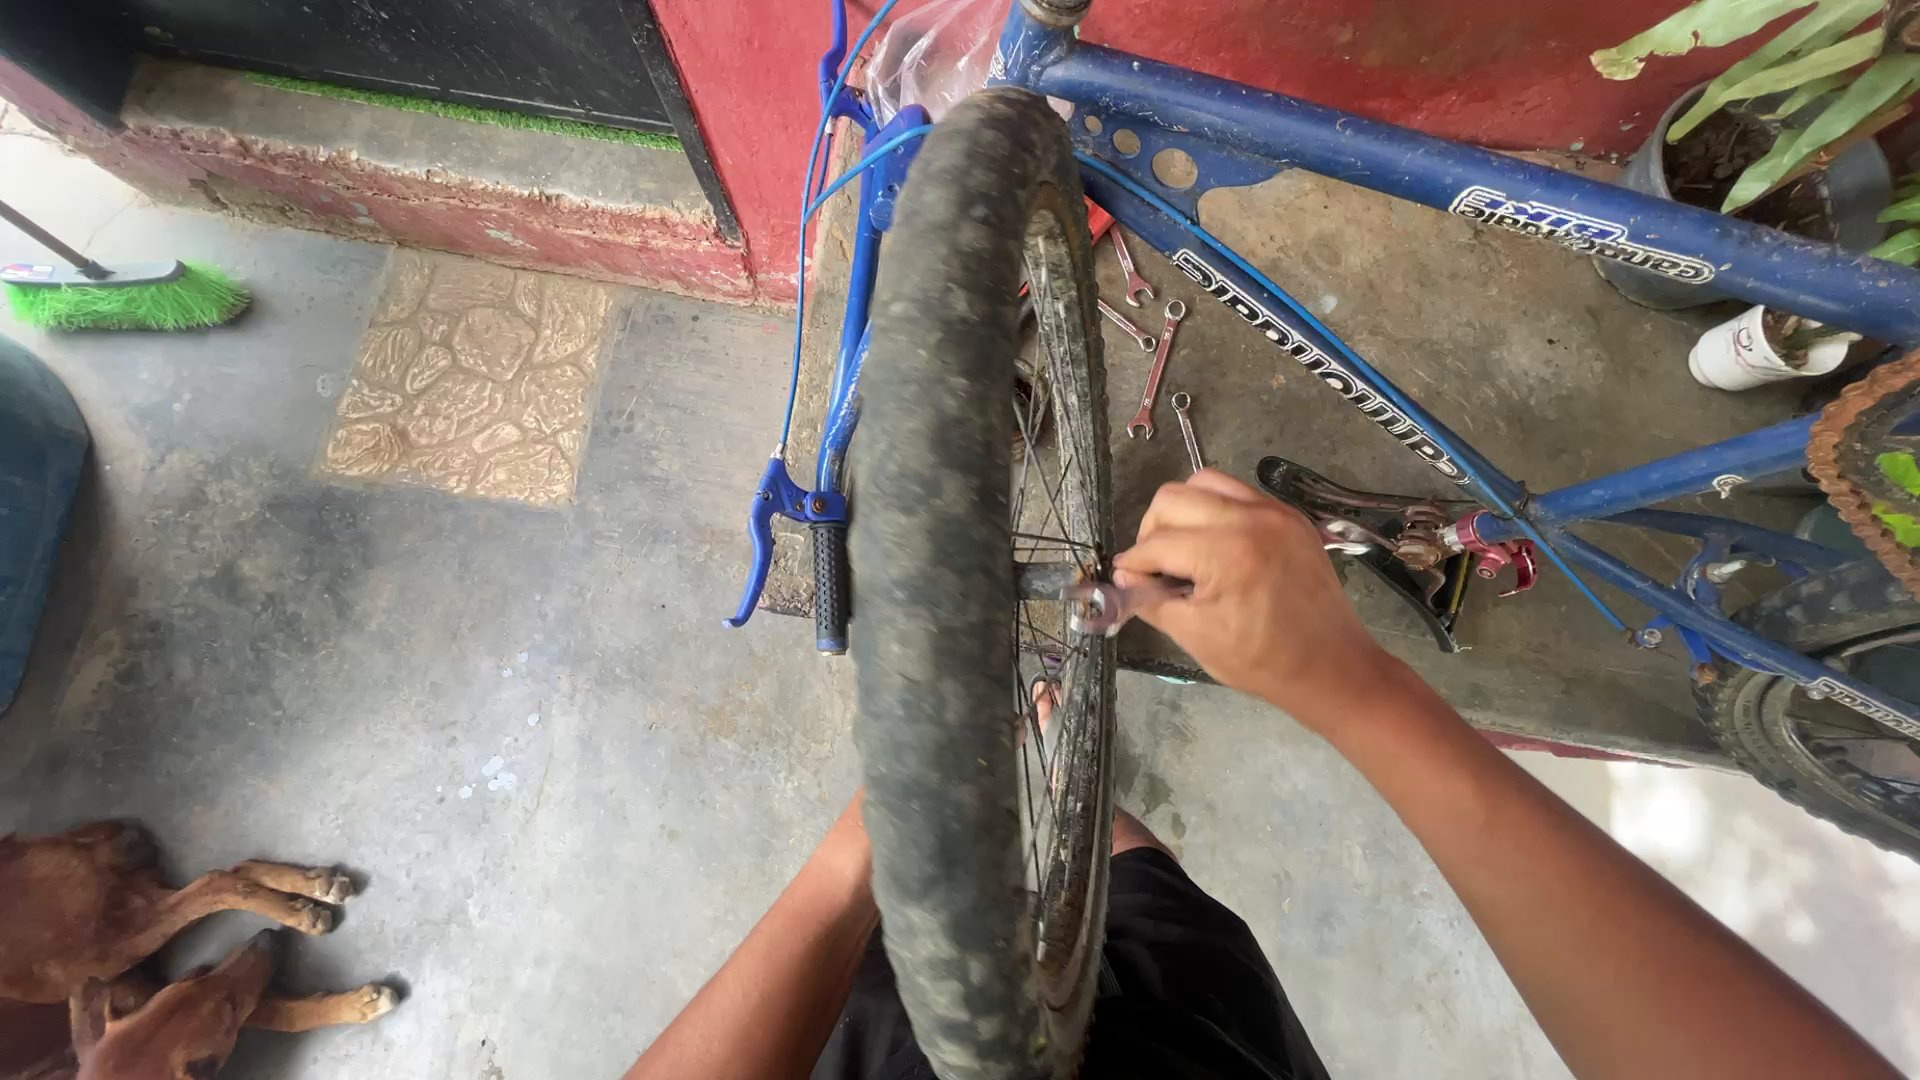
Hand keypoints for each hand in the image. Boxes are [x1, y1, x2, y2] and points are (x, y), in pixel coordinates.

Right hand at [1113, 470, 1395, 725]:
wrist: (1332, 667)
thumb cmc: (1261, 660)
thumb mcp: (1194, 635)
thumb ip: (1150, 600)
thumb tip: (1125, 579)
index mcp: (1226, 553)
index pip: (1157, 543)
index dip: (1133, 564)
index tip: (1125, 579)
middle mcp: (1251, 519)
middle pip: (1172, 498)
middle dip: (1152, 530)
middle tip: (1153, 564)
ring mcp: (1274, 512)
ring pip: (1204, 482)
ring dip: (1182, 511)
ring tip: (1182, 546)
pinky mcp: (1289, 515)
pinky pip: (1237, 492)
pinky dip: (1214, 508)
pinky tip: (1212, 542)